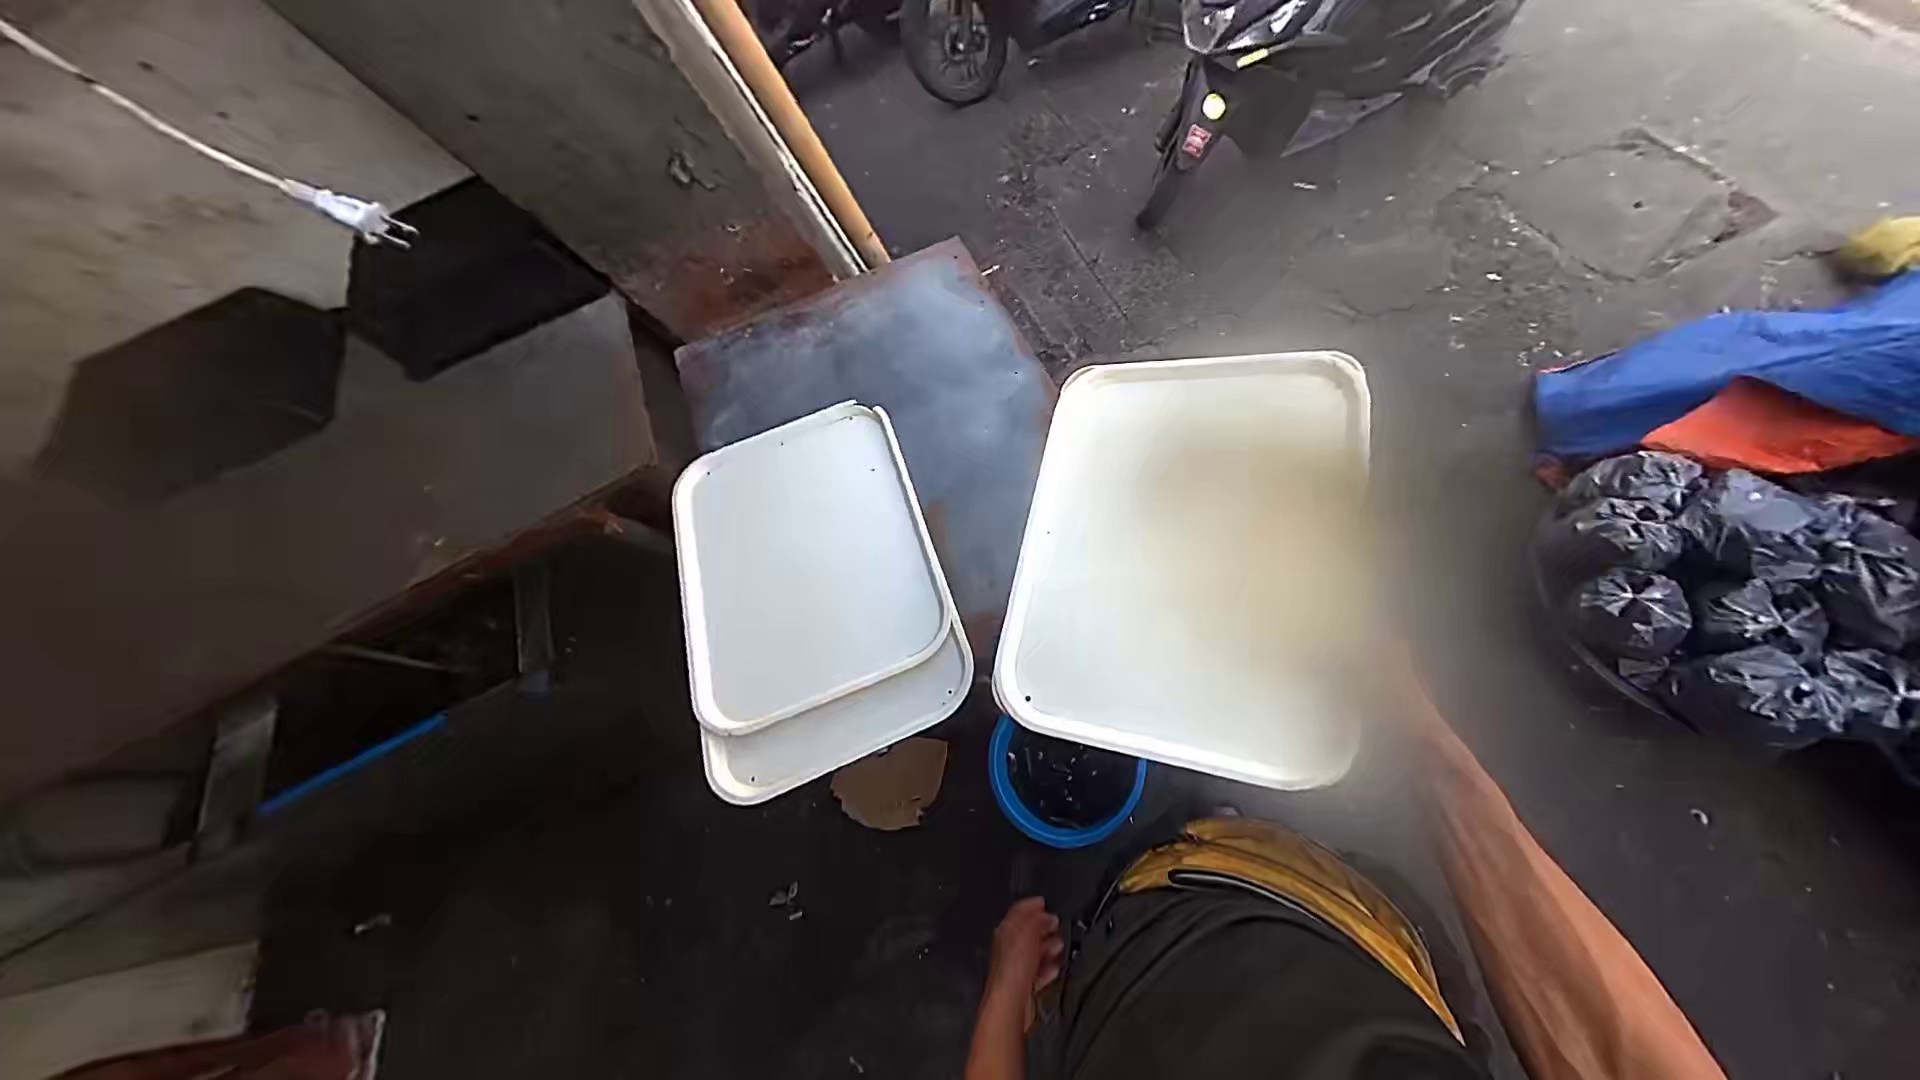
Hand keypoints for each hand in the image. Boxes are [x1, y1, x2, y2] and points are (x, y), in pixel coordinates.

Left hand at [984, 897, 1063, 1029]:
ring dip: (1047, 947)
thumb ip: (1038, 920)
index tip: (1043, 902)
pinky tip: (1054, 969)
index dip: (1032, 905)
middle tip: (1056, 924)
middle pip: (1027, 932)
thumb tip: (1045, 915)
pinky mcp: (1023, 985)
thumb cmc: (1013, 967)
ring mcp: (1015, 967)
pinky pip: (1037, 972)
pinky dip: (1047, 968)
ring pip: (1033, 952)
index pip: (1019, 911)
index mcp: (1006, 930)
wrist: (1011, 1003)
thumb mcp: (1029, 932)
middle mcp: (1008, 947)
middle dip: (1043, 927)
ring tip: (1059, 946)